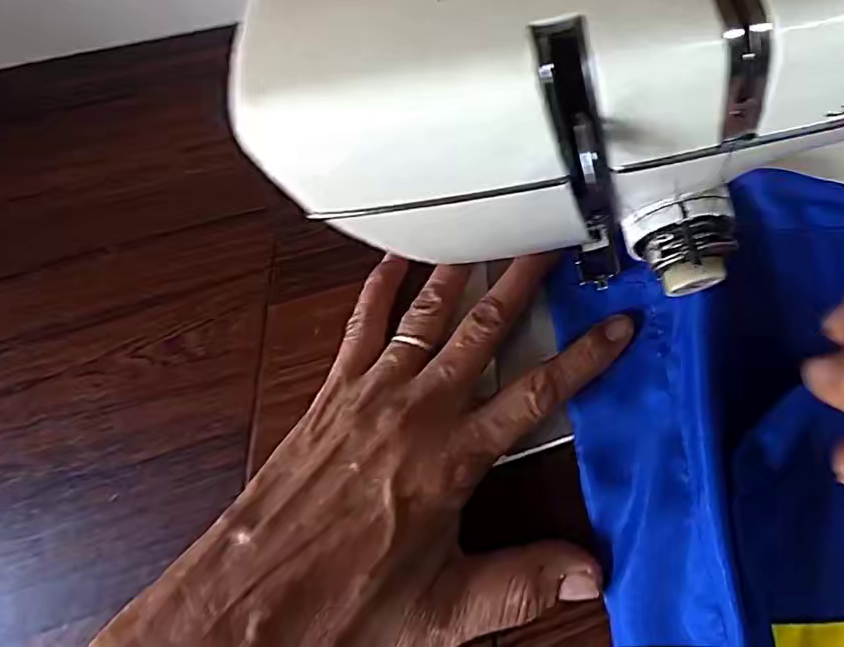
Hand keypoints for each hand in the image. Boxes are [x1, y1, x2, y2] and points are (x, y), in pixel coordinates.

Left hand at [94, 253, 630, 646]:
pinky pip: (361, 328)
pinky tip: (396, 260)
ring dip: (465, 271)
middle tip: (551, 243)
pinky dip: (380, 289)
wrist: (224, 624)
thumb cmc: (336, 612)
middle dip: (525, 280)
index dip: (587, 355)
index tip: (618, 324)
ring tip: (490, 235)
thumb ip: (521, 583)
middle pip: (487, 328)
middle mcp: (418, 412)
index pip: (539, 389)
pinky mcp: (334, 396)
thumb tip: (590, 573)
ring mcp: (373, 396)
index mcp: (453, 457)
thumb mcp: (441, 610)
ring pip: (429, 315)